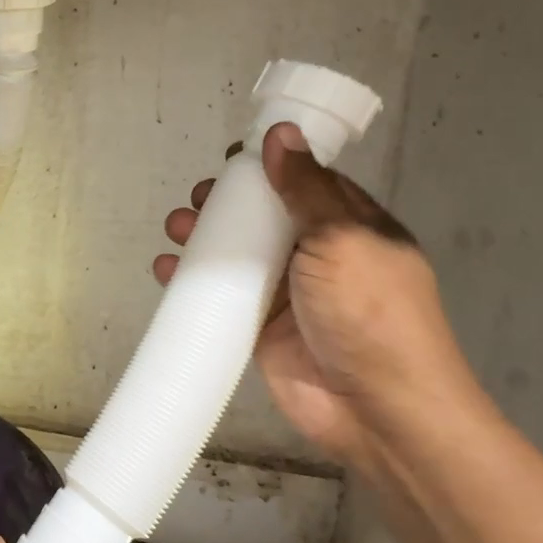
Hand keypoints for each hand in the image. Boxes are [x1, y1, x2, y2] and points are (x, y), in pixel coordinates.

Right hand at [152, 123, 483, 469]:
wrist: (377, 409)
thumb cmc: (370, 313)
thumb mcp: (343, 238)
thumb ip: (306, 188)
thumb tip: (281, 133)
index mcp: (352, 228)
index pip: (307, 183)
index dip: (269, 166)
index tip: (231, 159)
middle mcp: (318, 255)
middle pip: (262, 215)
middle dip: (225, 202)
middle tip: (199, 199)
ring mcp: (285, 292)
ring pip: (234, 251)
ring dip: (201, 235)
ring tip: (176, 229)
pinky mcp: (257, 325)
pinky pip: (217, 292)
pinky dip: (187, 278)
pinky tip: (166, 270)